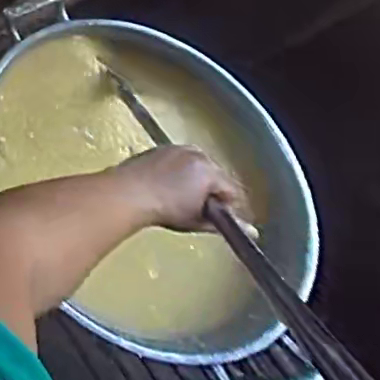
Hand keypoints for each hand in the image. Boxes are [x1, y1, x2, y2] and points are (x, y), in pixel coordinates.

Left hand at [112, 145, 247, 231]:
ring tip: (183, 197)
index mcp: (209, 170)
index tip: (221, 217)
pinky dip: (179, 171)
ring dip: (196, 179)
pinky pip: (179, 160)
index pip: (232, 190)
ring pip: (197, 165)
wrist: (129, 192)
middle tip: (201, 208)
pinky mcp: (159, 148)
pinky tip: (168, 185)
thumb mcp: (198, 220)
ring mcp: (175, 148)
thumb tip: (250, 232)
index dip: (229, 206)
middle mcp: (195, 153)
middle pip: (216, 174)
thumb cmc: (166, 208)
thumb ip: (224, 223)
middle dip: (213, 190)